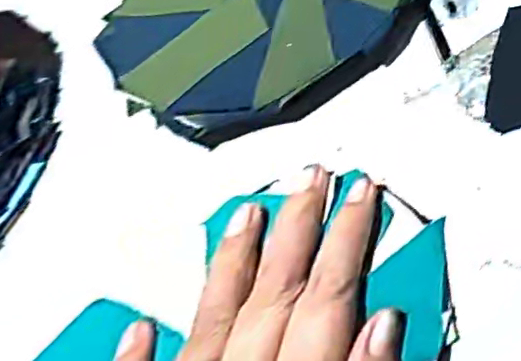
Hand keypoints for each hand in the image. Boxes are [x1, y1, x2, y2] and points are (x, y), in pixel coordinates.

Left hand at [114, 168, 401, 360]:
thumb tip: (384, 321)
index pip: (327, 294)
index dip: (349, 236)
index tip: (363, 191)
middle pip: (272, 295)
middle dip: (296, 228)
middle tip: (311, 177)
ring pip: (210, 325)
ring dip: (230, 267)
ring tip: (243, 215)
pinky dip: (140, 355)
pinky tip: (136, 328)